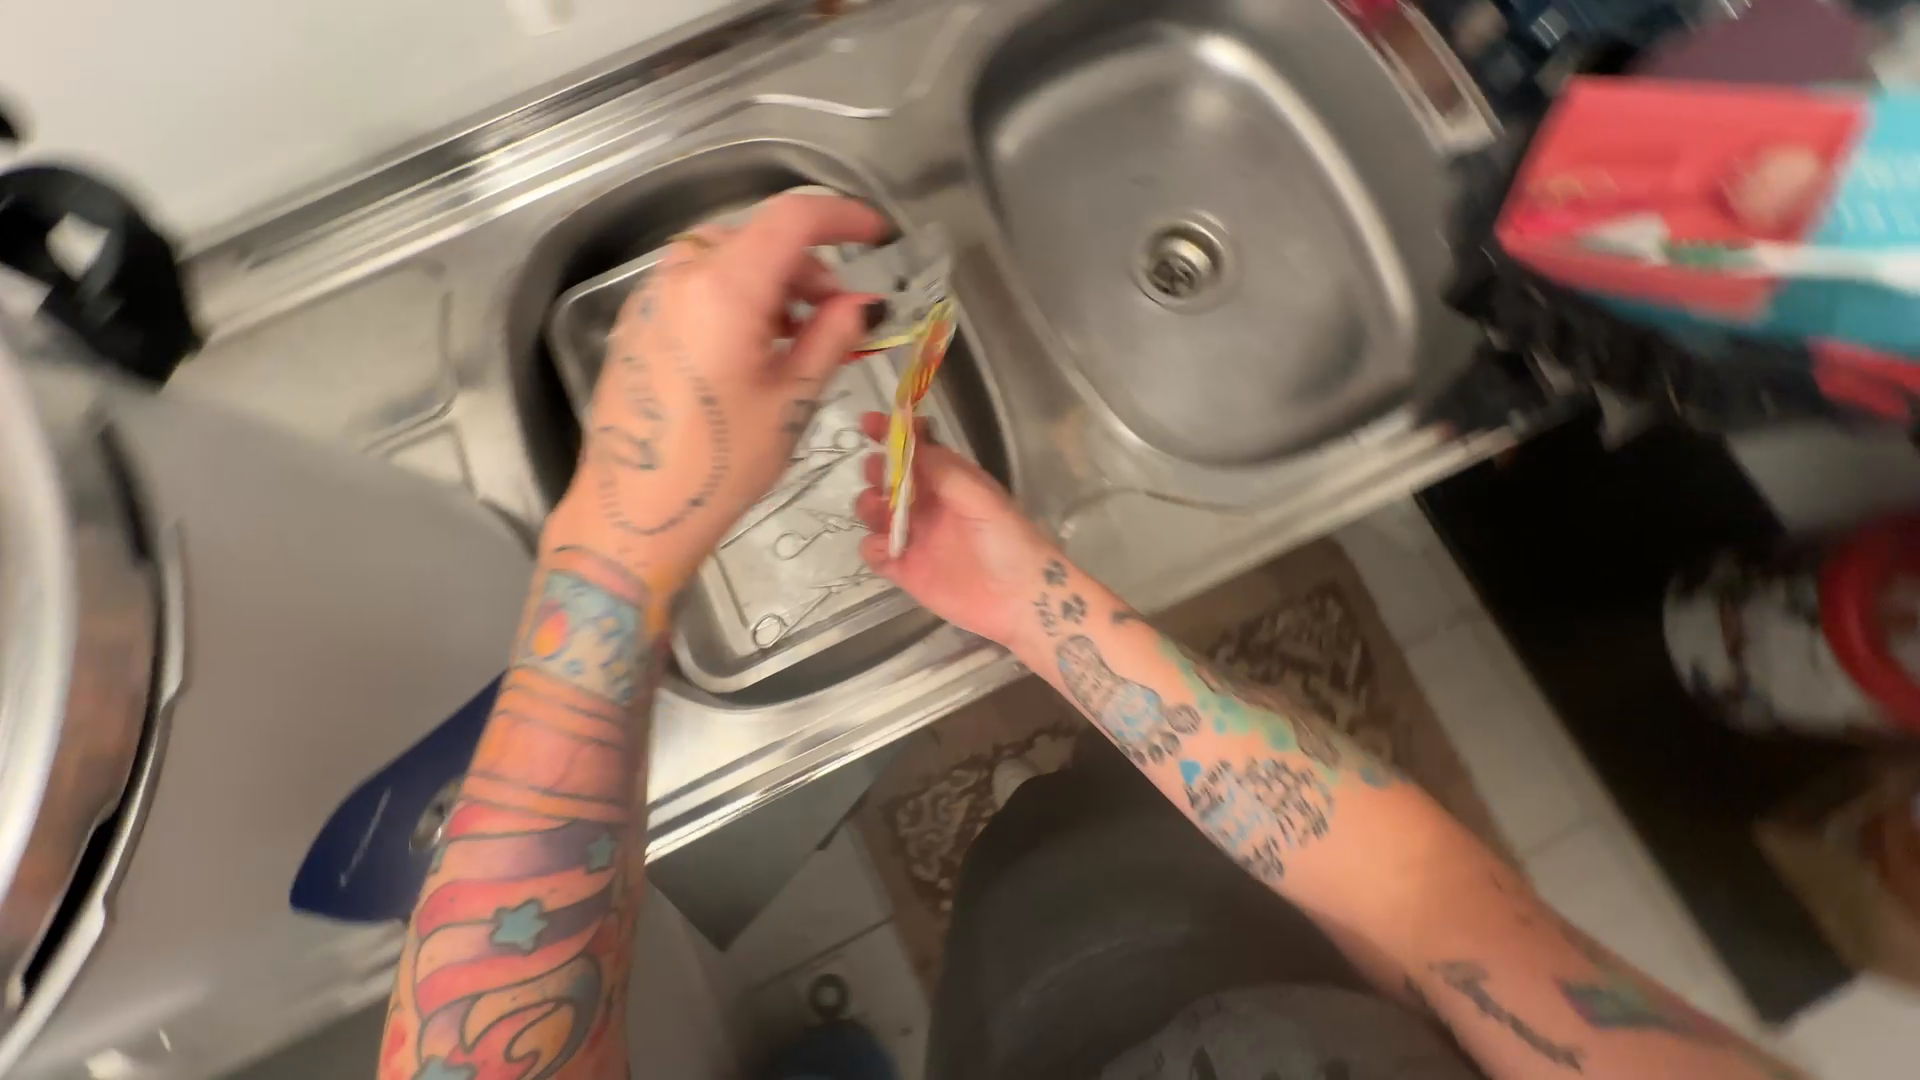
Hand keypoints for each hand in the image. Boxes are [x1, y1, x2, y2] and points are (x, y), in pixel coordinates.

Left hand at [568, 193, 890, 583]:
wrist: (637, 509)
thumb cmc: (724, 462)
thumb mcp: (793, 400)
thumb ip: (833, 336)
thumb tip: (865, 302)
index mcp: (725, 288)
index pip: (792, 218)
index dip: (843, 217)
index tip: (877, 237)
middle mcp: (681, 275)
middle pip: (759, 236)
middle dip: (810, 267)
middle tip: (840, 317)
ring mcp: (653, 295)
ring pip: (728, 258)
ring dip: (774, 283)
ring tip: (799, 339)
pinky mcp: (640, 321)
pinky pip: (698, 284)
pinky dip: (739, 297)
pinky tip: (755, 347)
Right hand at [852, 411, 1058, 647]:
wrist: (1021, 600)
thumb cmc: (1010, 542)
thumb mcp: (982, 499)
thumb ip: (945, 472)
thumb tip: (910, 443)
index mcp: (950, 482)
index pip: (916, 450)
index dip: (892, 434)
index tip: (868, 423)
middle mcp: (929, 505)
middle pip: (888, 479)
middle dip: (877, 471)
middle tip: (878, 475)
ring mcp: (916, 538)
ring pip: (875, 513)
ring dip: (869, 506)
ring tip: (881, 512)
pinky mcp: (906, 571)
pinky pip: (874, 553)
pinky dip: (871, 548)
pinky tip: (885, 550)